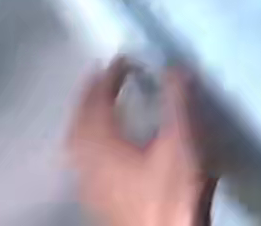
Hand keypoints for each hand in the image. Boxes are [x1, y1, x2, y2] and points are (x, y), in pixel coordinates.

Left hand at [68, 63, 214, 225]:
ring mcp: (92, 190)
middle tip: (102, 76)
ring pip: (78, 149)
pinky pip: (85, 163)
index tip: (119, 58)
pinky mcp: (101, 204)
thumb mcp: (182, 137)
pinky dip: (92, 142)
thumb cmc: (173, 188)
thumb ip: (177, 99)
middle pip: (78, 129)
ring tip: (103, 104)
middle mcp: (90, 168)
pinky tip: (111, 145)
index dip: (105, 80)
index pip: (96, 107)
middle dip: (88, 99)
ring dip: (87, 121)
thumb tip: (172, 64)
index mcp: (105, 148)